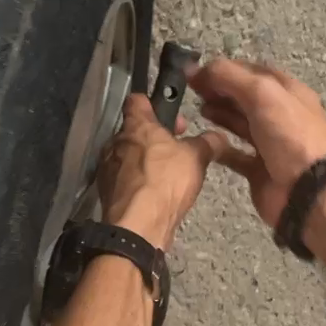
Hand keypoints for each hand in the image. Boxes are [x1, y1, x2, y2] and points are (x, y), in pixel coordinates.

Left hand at [98, 94, 231, 248]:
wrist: (138, 226)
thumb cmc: (165, 181)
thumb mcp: (196, 158)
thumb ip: (208, 143)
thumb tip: (218, 136)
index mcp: (136, 126)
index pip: (136, 100)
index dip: (152, 103)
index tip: (168, 113)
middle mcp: (116, 142)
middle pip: (135, 130)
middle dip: (155, 136)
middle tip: (177, 147)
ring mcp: (108, 168)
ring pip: (128, 156)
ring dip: (145, 160)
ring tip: (168, 174)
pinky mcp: (107, 192)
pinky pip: (124, 179)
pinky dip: (138, 182)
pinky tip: (155, 193)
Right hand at [187, 59, 325, 227]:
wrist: (308, 191)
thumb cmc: (290, 135)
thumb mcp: (262, 93)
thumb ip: (229, 77)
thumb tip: (196, 69)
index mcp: (287, 91)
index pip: (253, 71)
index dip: (225, 69)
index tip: (198, 72)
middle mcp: (279, 115)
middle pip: (244, 96)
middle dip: (220, 90)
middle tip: (193, 90)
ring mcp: (270, 143)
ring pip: (239, 122)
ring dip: (219, 113)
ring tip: (198, 110)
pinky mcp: (258, 169)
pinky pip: (234, 154)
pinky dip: (219, 146)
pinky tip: (204, 141)